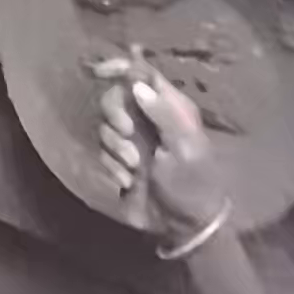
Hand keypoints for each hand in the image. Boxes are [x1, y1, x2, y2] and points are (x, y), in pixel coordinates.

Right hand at [92, 45, 227, 233]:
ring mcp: (133, 138)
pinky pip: (103, 149)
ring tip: (133, 166)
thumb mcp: (185, 148)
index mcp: (171, 108)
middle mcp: (149, 117)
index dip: (120, 67)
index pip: (142, 73)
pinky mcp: (120, 157)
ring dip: (115, 145)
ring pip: (105, 124)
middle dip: (115, 114)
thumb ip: (164, 113)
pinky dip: (112, 163)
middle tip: (126, 132)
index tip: (100, 72)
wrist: (186, 226)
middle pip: (116, 96)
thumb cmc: (193, 184)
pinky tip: (127, 178)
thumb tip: (137, 86)